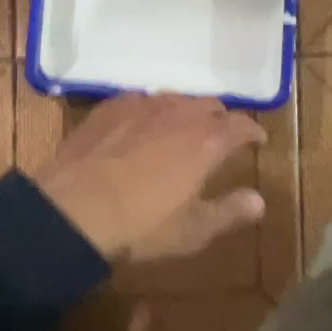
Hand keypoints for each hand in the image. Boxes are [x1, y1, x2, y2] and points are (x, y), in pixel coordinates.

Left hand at [32, 94, 266, 259]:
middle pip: (209, 105)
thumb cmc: (140, 225)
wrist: (72, 211)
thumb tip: (259, 201)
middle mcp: (178, 113)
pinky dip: (149, 111)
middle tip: (219, 137)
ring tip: (181, 130)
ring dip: (184, 112)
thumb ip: (229, 212)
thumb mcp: (192, 230)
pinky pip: (138, 100)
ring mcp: (140, 106)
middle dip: (220, 119)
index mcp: (206, 140)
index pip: (241, 124)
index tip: (257, 141)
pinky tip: (140, 126)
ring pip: (173, 99)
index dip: (252, 131)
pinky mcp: (108, 108)